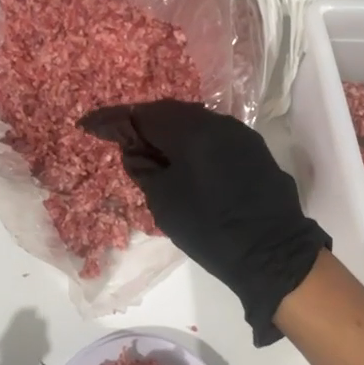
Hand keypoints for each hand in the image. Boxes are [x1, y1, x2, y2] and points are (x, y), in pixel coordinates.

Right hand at [81, 99, 329, 345]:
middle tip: (124, 140)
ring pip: (196, 123)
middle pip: (171, 113)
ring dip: (172, 133)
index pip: (143, 114)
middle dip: (145, 124)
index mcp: (190, 131)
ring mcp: (240, 134)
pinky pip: (215, 136)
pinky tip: (187, 161)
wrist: (271, 251)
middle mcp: (216, 122)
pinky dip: (194, 143)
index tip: (92, 126)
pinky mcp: (254, 149)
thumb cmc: (209, 229)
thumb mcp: (163, 201)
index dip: (116, 121)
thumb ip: (143, 167)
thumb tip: (133, 147)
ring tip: (154, 152)